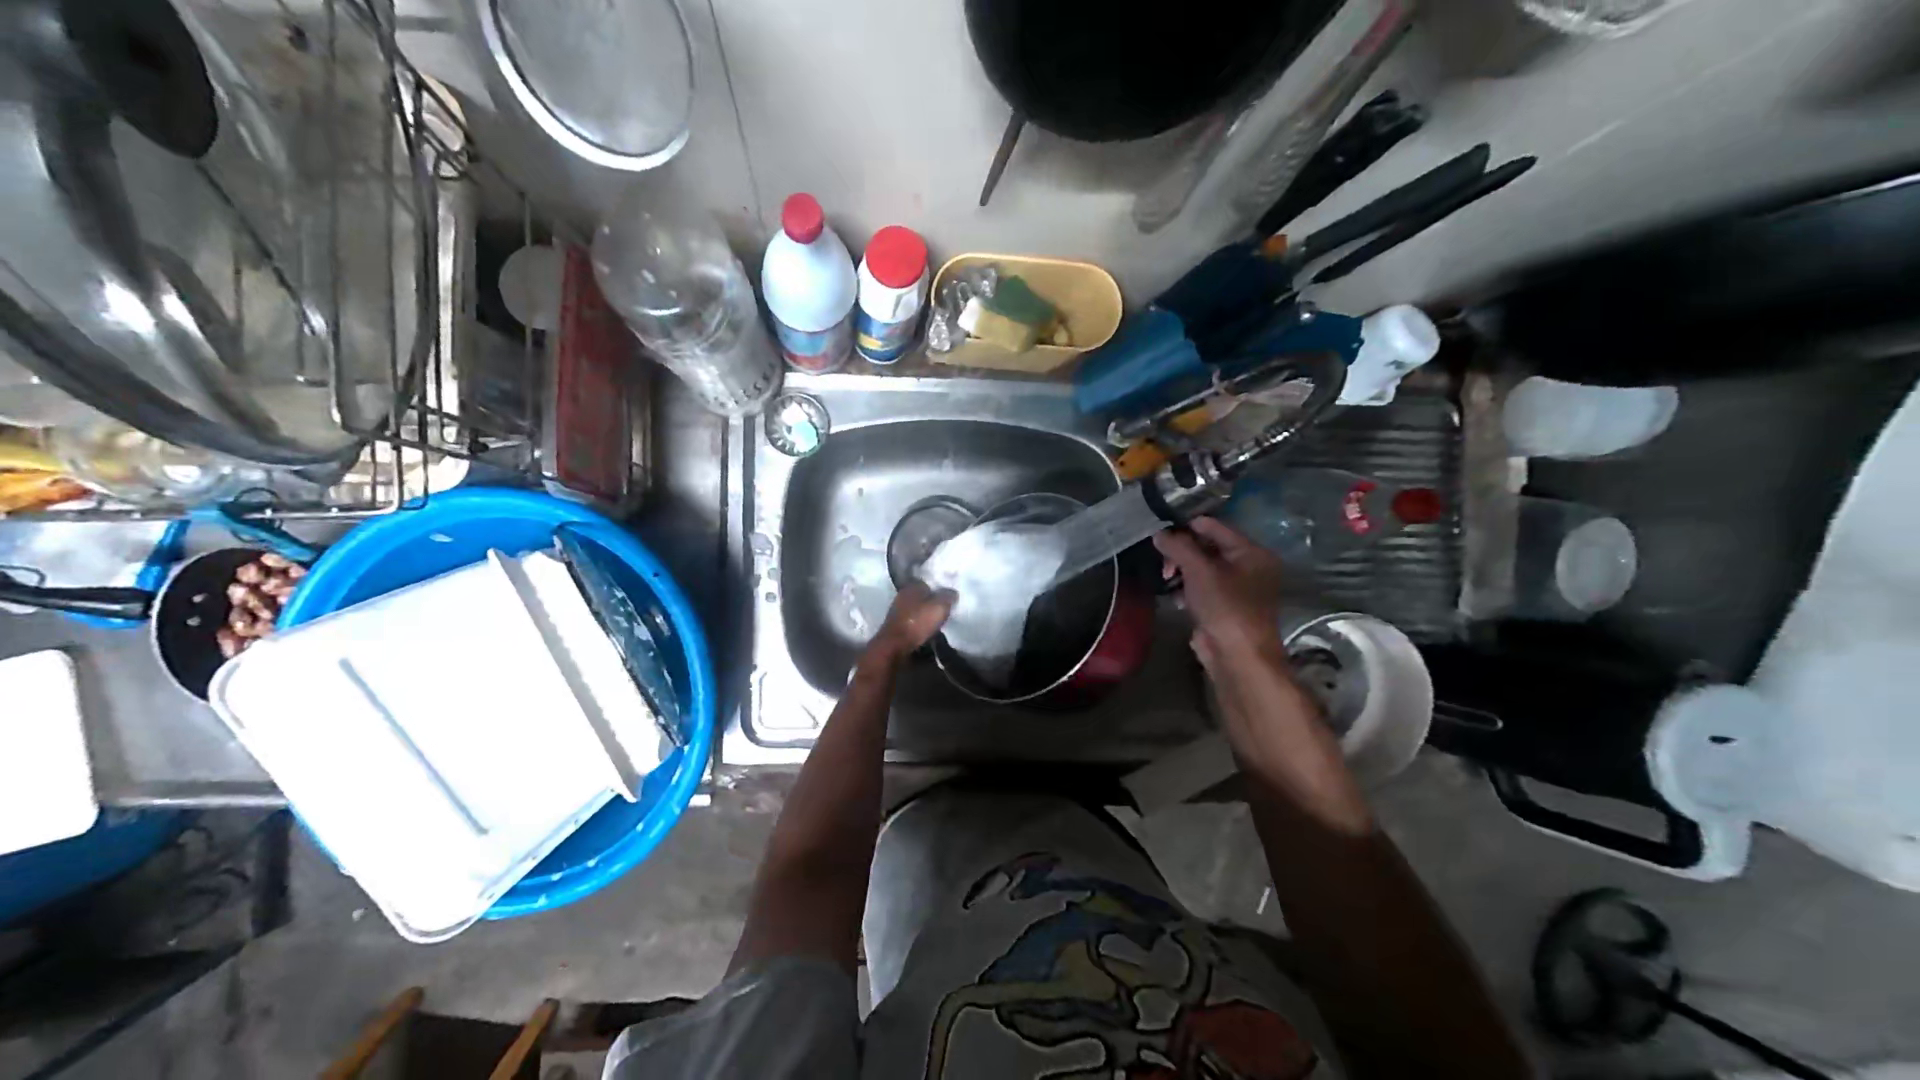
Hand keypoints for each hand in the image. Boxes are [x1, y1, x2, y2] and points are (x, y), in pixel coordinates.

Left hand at [868, 582, 954, 663]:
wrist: (895, 646)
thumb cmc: (917, 622)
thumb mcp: (940, 607)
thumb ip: (948, 597)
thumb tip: (953, 592)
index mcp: (912, 586)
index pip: (927, 581)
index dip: (939, 587)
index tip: (948, 595)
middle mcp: (902, 595)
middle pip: (921, 596)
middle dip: (932, 601)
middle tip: (945, 608)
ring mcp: (897, 610)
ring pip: (916, 608)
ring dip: (924, 614)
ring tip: (938, 621)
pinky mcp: (895, 625)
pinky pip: (912, 621)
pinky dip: (919, 624)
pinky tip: (927, 630)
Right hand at [1153, 517, 1285, 671]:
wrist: (1238, 656)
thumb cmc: (1225, 607)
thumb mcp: (1200, 571)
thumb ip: (1178, 547)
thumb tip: (1159, 533)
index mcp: (1251, 552)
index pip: (1214, 527)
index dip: (1186, 527)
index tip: (1160, 533)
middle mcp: (1249, 567)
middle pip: (1207, 548)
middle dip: (1182, 554)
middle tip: (1164, 566)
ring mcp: (1238, 589)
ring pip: (1202, 570)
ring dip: (1182, 573)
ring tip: (1167, 581)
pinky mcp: (1225, 608)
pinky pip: (1202, 590)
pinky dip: (1187, 591)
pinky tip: (1176, 600)